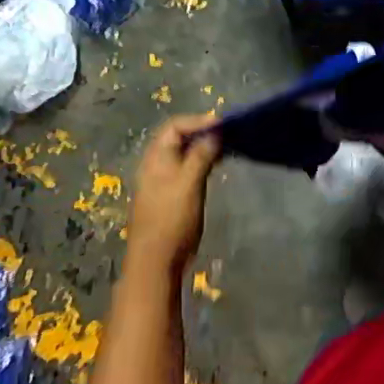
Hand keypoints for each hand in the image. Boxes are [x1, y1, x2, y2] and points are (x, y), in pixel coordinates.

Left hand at [126, 115, 221, 273]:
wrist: (156, 262)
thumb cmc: (171, 220)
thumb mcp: (189, 184)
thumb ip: (200, 156)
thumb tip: (214, 132)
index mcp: (155, 159)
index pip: (174, 126)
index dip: (197, 121)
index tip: (222, 124)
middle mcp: (156, 166)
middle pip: (177, 139)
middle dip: (201, 132)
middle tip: (227, 135)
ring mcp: (162, 182)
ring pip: (182, 155)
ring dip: (202, 148)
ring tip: (226, 149)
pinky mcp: (170, 197)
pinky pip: (186, 170)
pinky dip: (201, 163)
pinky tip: (215, 168)